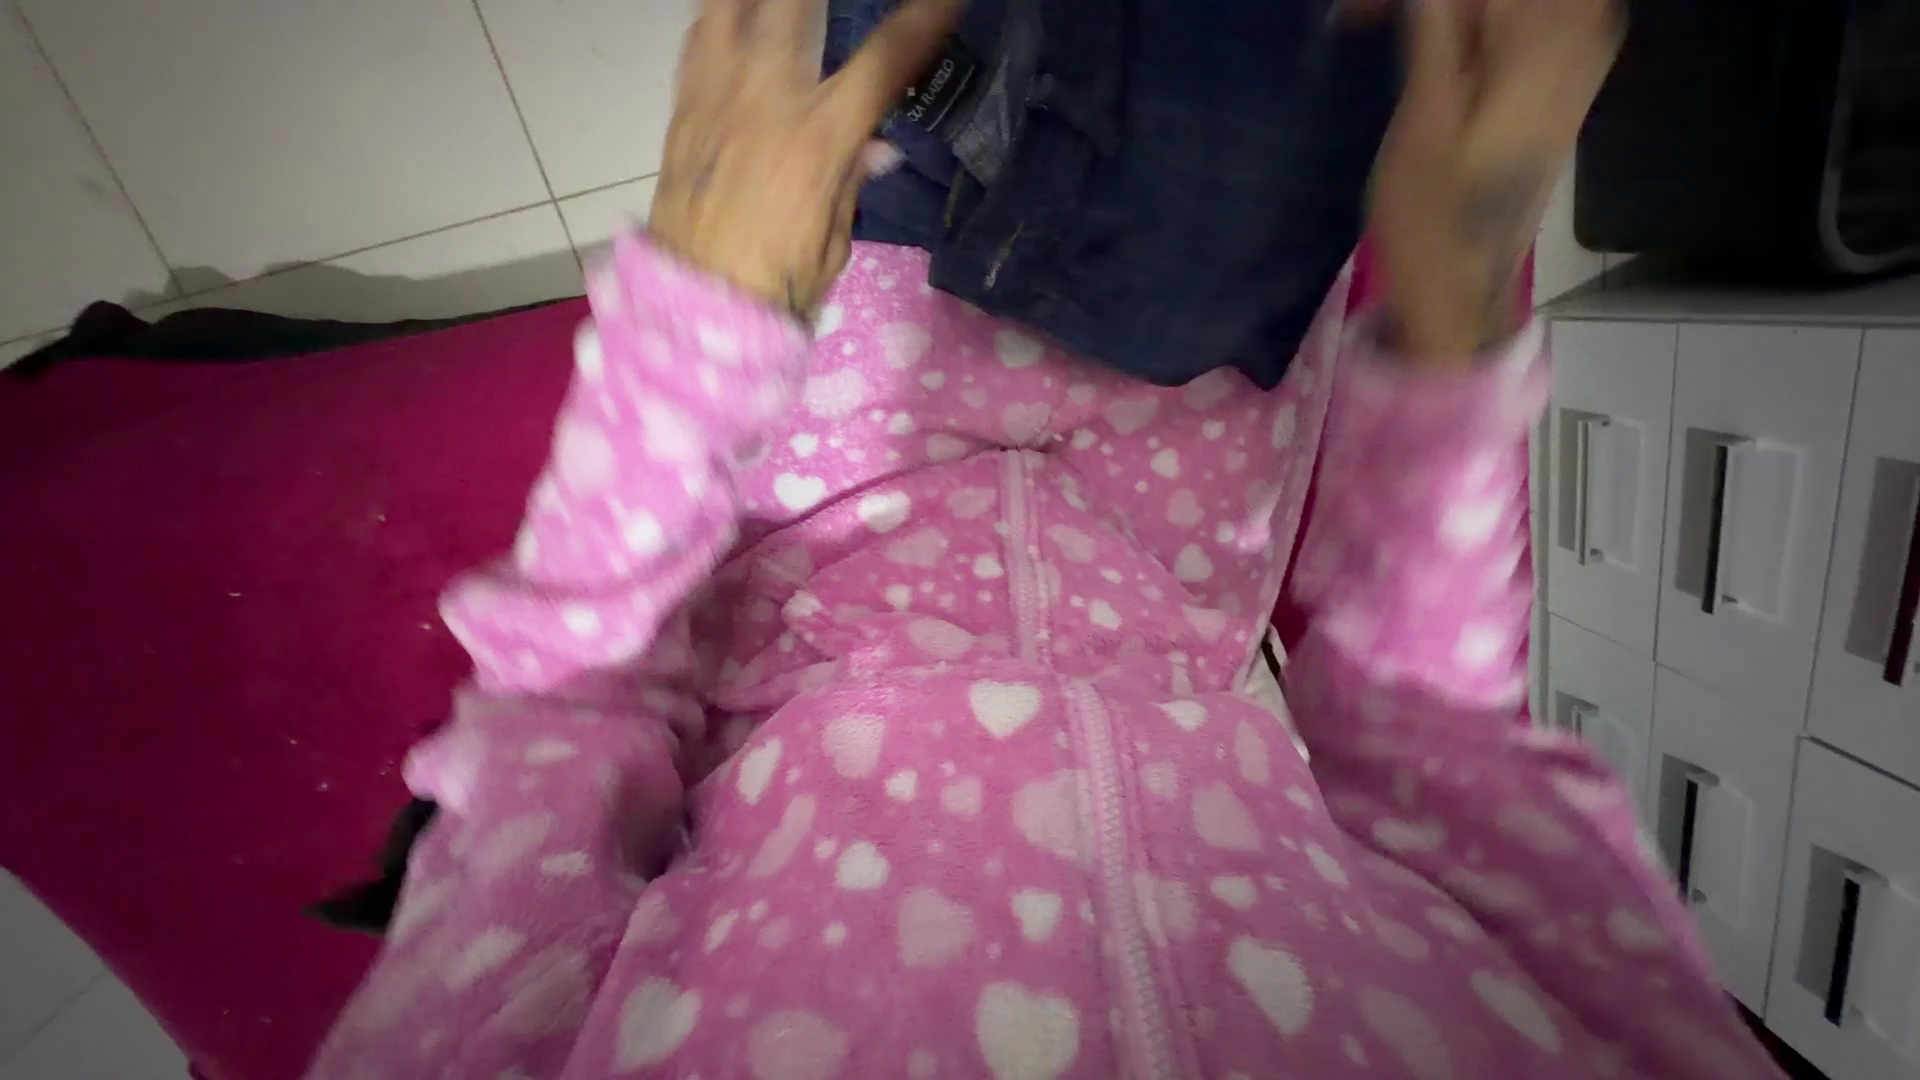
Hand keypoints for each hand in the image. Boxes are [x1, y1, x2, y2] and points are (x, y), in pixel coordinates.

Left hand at [648, 0, 963, 314]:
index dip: (923, 21)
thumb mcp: (832, 243)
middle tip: (841, 2)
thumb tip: (875, 146)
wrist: (698, 306)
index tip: (947, 0)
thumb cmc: (777, 287)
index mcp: (818, 141)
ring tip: (783, 7)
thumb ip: (851, 183)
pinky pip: (699, 35)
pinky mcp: (682, 106)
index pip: (883, 62)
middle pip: (796, 4)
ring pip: (735, 3)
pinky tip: (735, 17)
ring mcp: (718, 95)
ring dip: (764, 0)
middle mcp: (767, 100)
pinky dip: (721, 14)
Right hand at [1364, 0, 1622, 364]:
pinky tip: (1434, 38)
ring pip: (1514, 5)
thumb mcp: (1420, 131)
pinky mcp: (1560, 79)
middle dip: (1432, 2)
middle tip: (1365, 19)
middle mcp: (1581, 31)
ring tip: (1390, 26)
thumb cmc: (1431, 226)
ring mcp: (1578, 55)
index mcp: (1545, 40)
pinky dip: (1476, 25)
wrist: (1464, 291)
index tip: (1349, 14)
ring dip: (1451, 15)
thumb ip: (1433, 39)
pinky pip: (1525, 20)